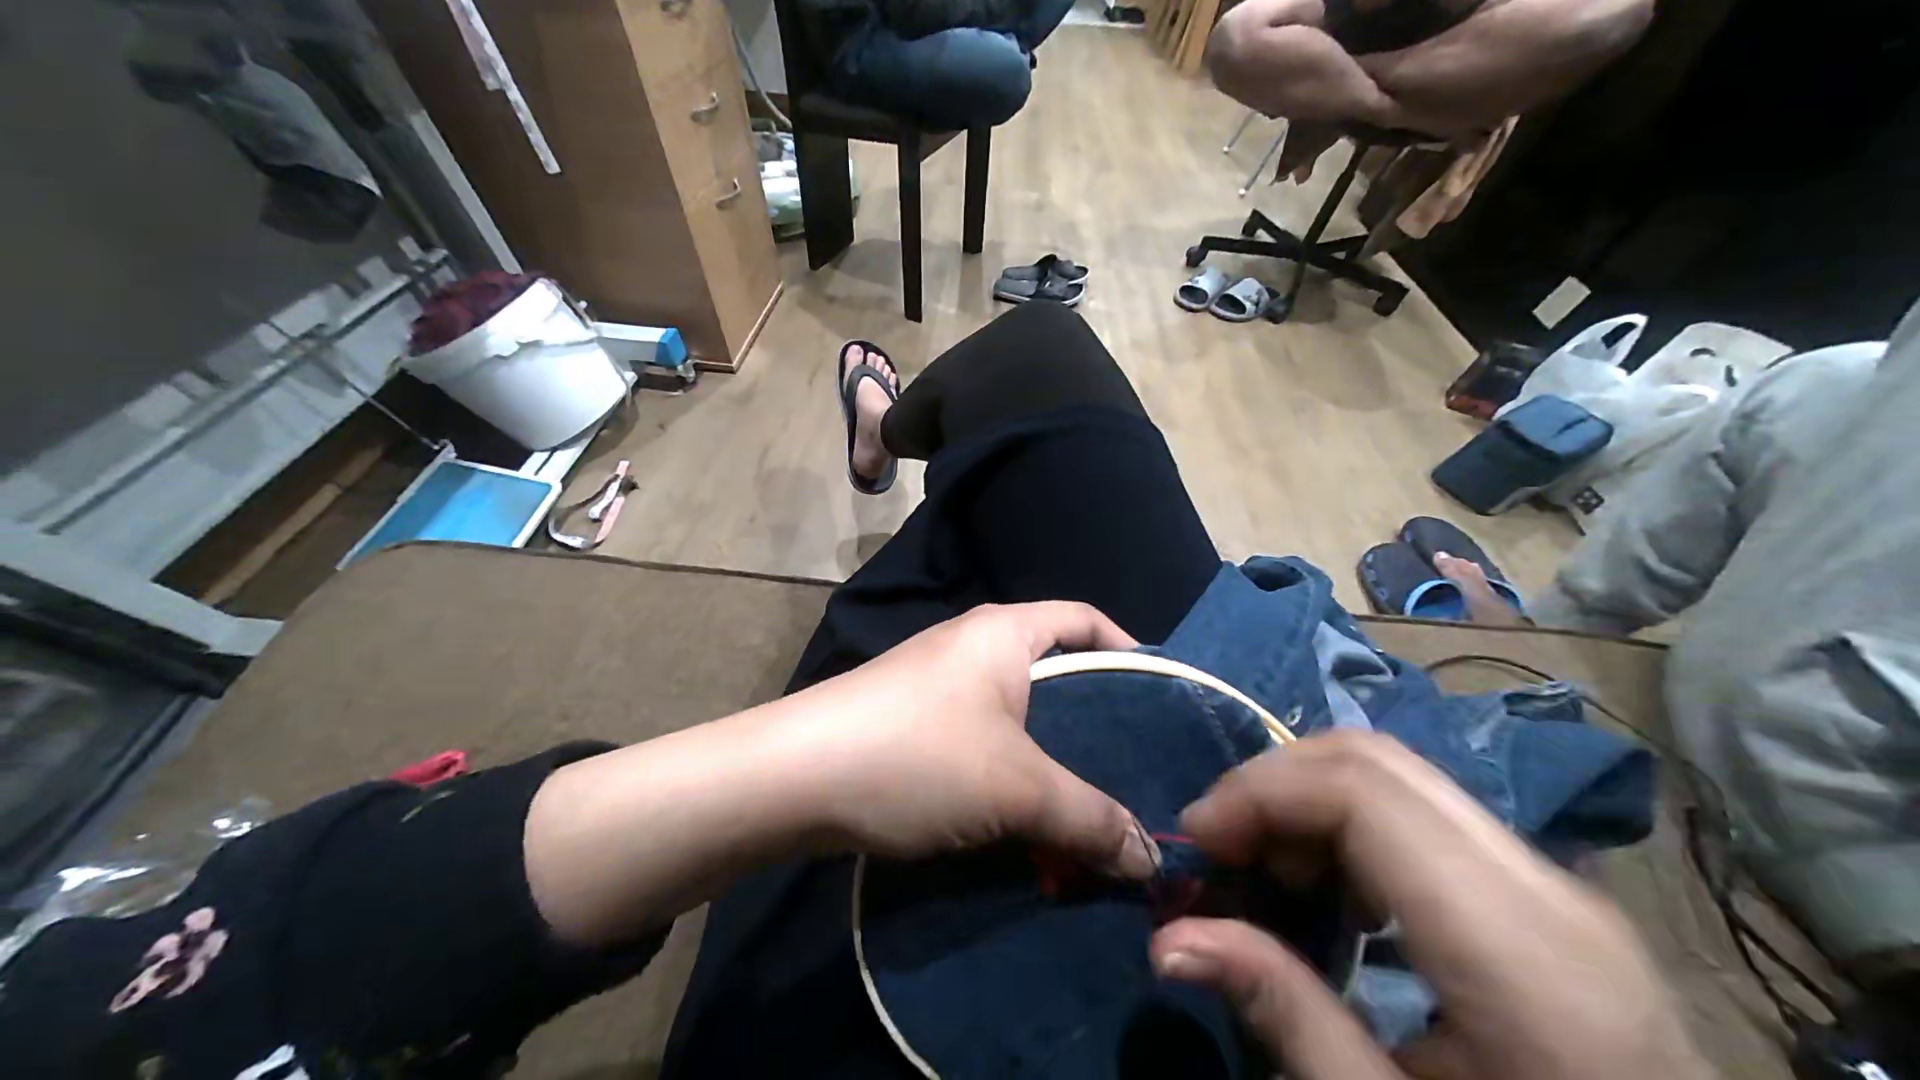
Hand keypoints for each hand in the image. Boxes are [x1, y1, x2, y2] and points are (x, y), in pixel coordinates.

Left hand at [523, 601, 1154, 945]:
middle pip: (1057, 674)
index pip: (1085, 618)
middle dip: (1098, 725)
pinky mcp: (914, 725)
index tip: (1163, 702)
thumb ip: (1091, 819)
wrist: (791, 778)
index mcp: (1004, 632)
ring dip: (1054, 764)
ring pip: (1020, 718)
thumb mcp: (1017, 787)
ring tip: (1091, 814)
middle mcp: (973, 647)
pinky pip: (985, 745)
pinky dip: (1013, 780)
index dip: (1130, 650)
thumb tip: (1150, 858)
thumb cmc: (917, 755)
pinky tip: (1029, 827)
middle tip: (1137, 776)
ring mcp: (938, 686)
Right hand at [1147, 732, 1711, 1079]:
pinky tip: (1330, 891)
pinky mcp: (1541, 892)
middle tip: (1220, 847)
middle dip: (1273, 783)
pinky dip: (1345, 822)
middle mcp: (1544, 888)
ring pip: (1395, 774)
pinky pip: (1420, 811)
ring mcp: (1550, 882)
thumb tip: (1168, 941)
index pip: (1365, 794)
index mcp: (1522, 953)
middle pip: (1376, 761)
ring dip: (1305, 799)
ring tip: (1266, 870)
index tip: (1199, 840)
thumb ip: (1285, 1017)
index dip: (1261, 792)